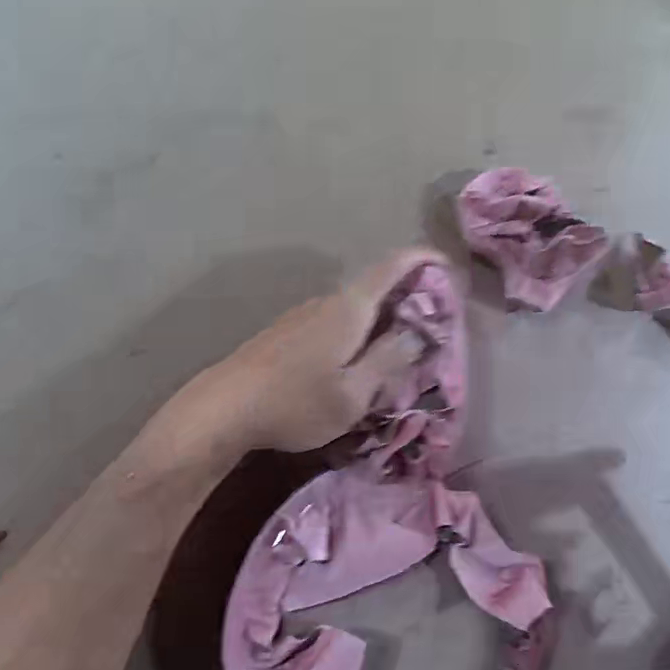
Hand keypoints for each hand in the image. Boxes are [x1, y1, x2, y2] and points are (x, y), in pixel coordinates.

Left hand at [166, 248, 447, 454]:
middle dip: (406, 300)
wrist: (222, 409)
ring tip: (394, 354)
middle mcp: (325, 303)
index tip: (446, 266)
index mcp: (349, 310)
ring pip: (352, 310)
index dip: (422, 260)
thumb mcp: (354, 394)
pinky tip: (352, 364)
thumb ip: (388, 361)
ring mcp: (301, 315)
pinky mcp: (285, 333)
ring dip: (379, 322)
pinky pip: (332, 323)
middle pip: (374, 289)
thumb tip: (416, 333)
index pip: (392, 267)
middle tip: (430, 329)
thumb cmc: (295, 404)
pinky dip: (355, 333)